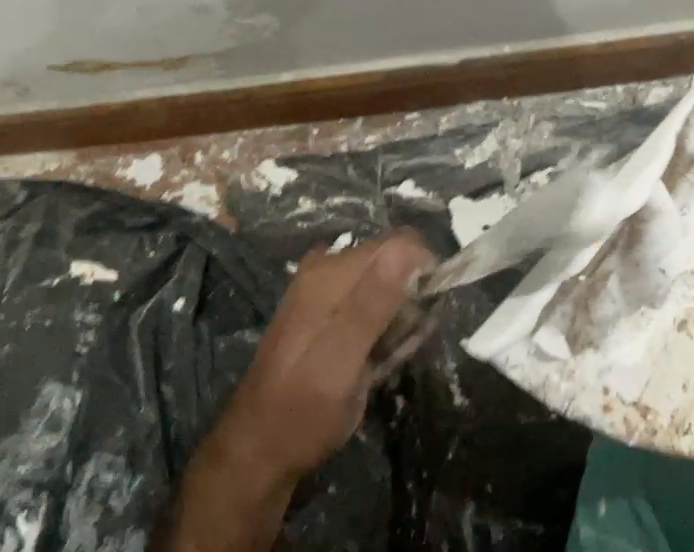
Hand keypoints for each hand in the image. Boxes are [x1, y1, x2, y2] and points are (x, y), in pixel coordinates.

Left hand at [153, 232, 431, 551]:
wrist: (260, 449)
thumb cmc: (302, 410)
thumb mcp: (340, 361)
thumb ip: (372, 304)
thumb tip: (405, 248)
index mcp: (330, 273)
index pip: (398, 244)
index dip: (425, 271)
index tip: (433, 312)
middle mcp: (327, 271)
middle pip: (393, 261)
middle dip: (414, 297)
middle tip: (409, 344)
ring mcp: (325, 292)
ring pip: (386, 285)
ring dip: (402, 317)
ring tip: (391, 357)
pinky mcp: (328, 314)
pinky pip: (372, 305)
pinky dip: (386, 328)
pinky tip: (379, 359)